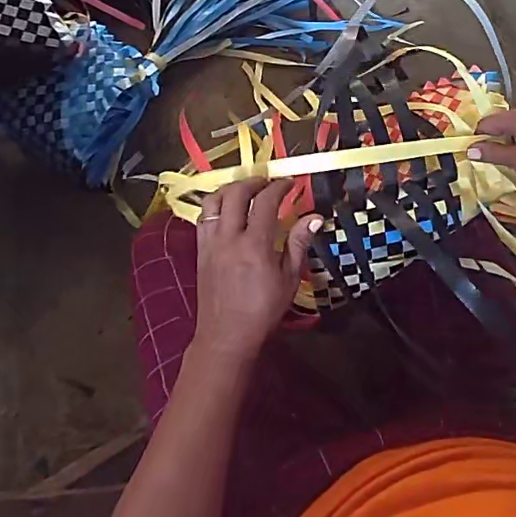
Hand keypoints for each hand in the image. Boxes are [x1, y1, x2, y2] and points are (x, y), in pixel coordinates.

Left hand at [193, 179, 321, 366]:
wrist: (227, 335)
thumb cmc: (263, 310)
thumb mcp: (289, 279)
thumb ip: (299, 243)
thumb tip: (315, 217)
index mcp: (255, 245)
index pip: (266, 202)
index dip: (279, 187)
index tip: (289, 184)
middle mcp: (229, 237)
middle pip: (236, 193)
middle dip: (254, 181)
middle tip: (268, 183)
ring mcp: (210, 242)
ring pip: (214, 201)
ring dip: (230, 189)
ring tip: (245, 191)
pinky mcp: (200, 250)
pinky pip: (203, 217)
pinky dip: (216, 206)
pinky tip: (227, 211)